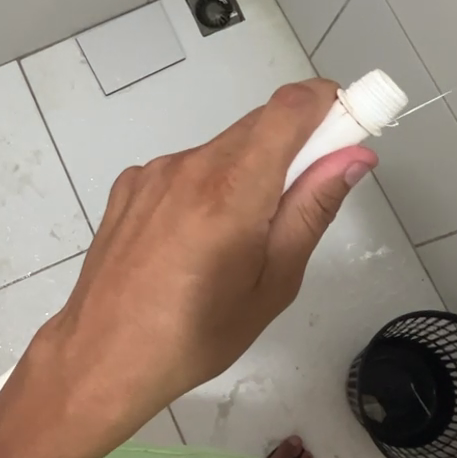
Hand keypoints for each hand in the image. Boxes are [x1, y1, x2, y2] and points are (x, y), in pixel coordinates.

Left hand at [14, 80, 376, 457]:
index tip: (347, 123)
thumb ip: (312, 209)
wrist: (102, 355)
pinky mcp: (129, 185)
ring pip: (220, 148)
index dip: (325, 102)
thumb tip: (354, 155)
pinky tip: (192, 237)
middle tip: (304, 194)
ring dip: (247, 169)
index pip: (288, 109)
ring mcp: (152, 172)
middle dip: (293, 144)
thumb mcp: (272, 283)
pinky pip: (184, 169)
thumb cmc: (197, 334)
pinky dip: (205, 185)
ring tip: (238, 236)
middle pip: (257, 126)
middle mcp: (188, 166)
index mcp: (230, 190)